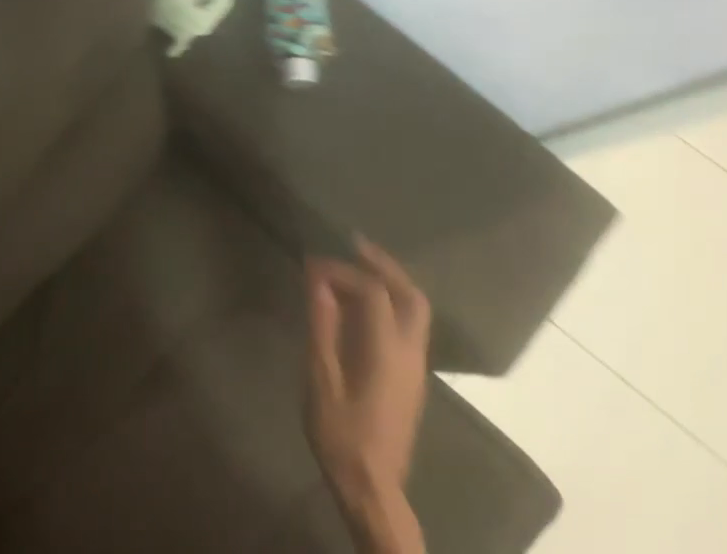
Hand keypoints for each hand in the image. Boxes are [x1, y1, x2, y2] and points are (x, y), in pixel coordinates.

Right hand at [305, 237, 430, 553]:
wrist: (371, 482)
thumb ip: (322, 326)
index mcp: (387, 351)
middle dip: (384, 266)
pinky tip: (360, 304)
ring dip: (389, 282)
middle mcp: (410, 353)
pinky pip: (407, 326)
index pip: (373, 293)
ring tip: (355, 267)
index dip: (344, 270)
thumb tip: (319, 281)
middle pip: (411, 297)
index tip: (311, 262)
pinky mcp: (409, 377)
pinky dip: (387, 303)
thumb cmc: (339, 431)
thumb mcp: (320, 376)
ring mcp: (414, 366)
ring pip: (415, 311)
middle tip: (352, 244)